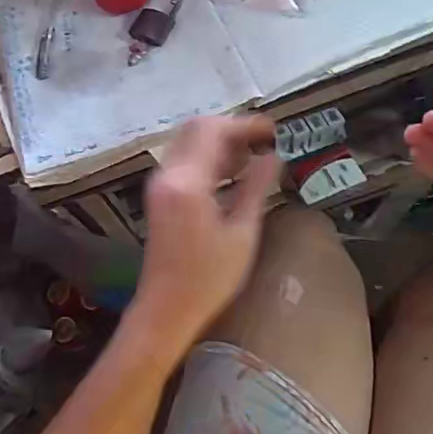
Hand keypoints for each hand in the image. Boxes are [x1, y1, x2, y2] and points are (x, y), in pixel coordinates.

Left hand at [129, 115, 278, 361]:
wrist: (166, 309)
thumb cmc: (209, 279)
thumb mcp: (242, 233)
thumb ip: (256, 188)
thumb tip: (273, 157)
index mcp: (188, 182)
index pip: (214, 131)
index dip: (246, 124)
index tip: (273, 130)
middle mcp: (167, 175)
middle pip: (197, 128)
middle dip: (232, 128)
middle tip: (263, 142)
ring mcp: (159, 184)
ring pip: (188, 141)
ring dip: (219, 142)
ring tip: (252, 159)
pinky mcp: (159, 194)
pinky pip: (183, 159)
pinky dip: (207, 157)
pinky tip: (231, 175)